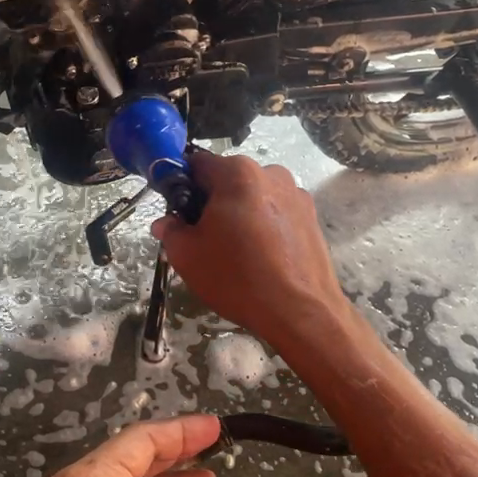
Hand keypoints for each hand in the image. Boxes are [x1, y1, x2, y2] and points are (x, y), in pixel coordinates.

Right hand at [151, 152, 350, 349]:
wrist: (299, 312)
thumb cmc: (236, 277)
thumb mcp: (187, 255)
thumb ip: (171, 231)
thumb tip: (165, 223)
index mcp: (237, 173)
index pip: (198, 164)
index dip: (182, 186)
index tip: (177, 213)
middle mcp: (271, 173)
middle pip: (229, 180)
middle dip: (212, 203)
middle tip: (203, 238)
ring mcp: (296, 194)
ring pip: (254, 198)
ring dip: (240, 215)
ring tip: (235, 253)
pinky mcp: (312, 218)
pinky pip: (276, 214)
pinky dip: (264, 228)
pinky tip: (260, 259)